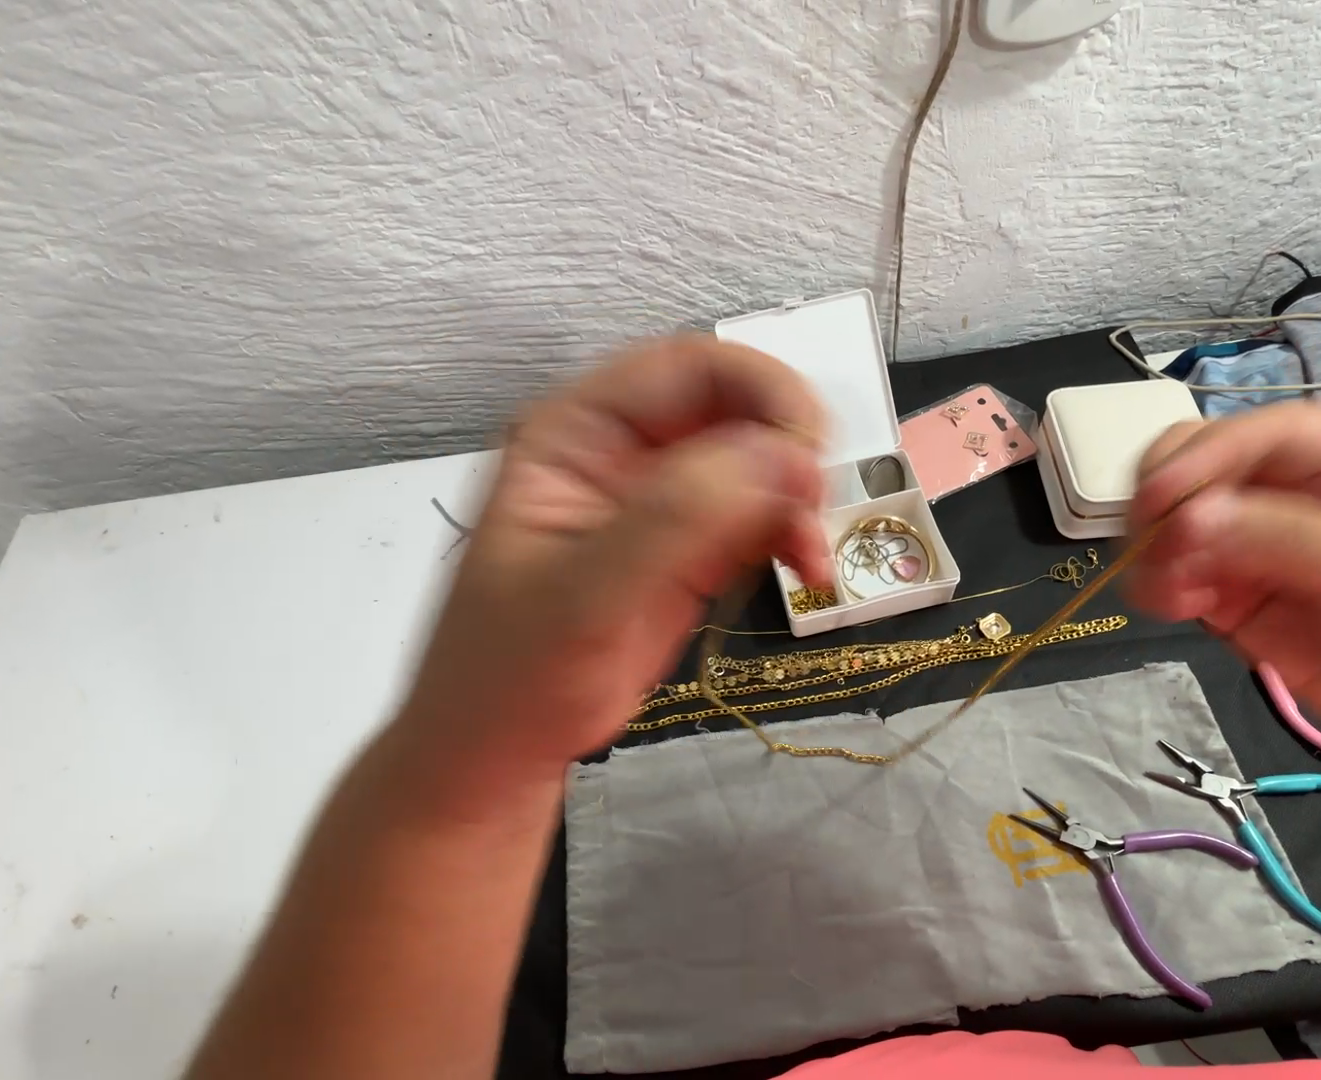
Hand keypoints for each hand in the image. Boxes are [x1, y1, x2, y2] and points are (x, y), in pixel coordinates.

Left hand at [399, 338, 829, 784]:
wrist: (503, 747)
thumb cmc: (513, 669)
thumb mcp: (583, 592)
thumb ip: (675, 518)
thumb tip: (783, 456)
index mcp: (578, 431)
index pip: (684, 369)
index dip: (758, 388)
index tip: (810, 443)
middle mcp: (627, 450)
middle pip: (733, 409)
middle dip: (787, 447)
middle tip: (817, 501)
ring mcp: (665, 500)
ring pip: (758, 463)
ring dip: (799, 498)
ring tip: (811, 555)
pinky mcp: (695, 547)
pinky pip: (761, 517)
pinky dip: (794, 535)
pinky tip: (807, 570)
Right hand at [1128, 402, 1320, 744]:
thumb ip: (1294, 538)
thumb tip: (1188, 516)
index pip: (1262, 434)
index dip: (1204, 456)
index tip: (1157, 496)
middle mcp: (1294, 485)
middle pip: (1198, 463)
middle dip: (1166, 499)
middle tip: (1152, 543)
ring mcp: (1254, 538)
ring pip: (1172, 518)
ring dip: (1155, 548)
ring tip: (1173, 593)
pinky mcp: (1229, 590)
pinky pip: (1171, 572)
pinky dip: (1158, 585)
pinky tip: (1178, 609)